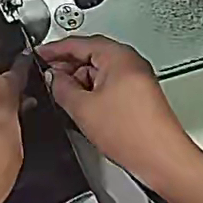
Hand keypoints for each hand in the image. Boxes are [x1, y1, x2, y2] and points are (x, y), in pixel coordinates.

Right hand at [38, 35, 202, 186]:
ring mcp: (137, 78)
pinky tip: (83, 107)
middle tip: (48, 76)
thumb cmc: (135, 135)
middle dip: (67, 65)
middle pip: (90, 53)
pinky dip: (93, 90)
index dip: (53, 49)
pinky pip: (109, 83)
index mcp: (118, 57)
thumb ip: (60, 87)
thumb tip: (53, 78)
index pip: (78, 42)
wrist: (162, 160)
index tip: (39, 54)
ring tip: (65, 96)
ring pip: (99, 70)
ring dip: (80, 80)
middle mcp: (131, 63)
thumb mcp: (82, 108)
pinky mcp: (139, 94)